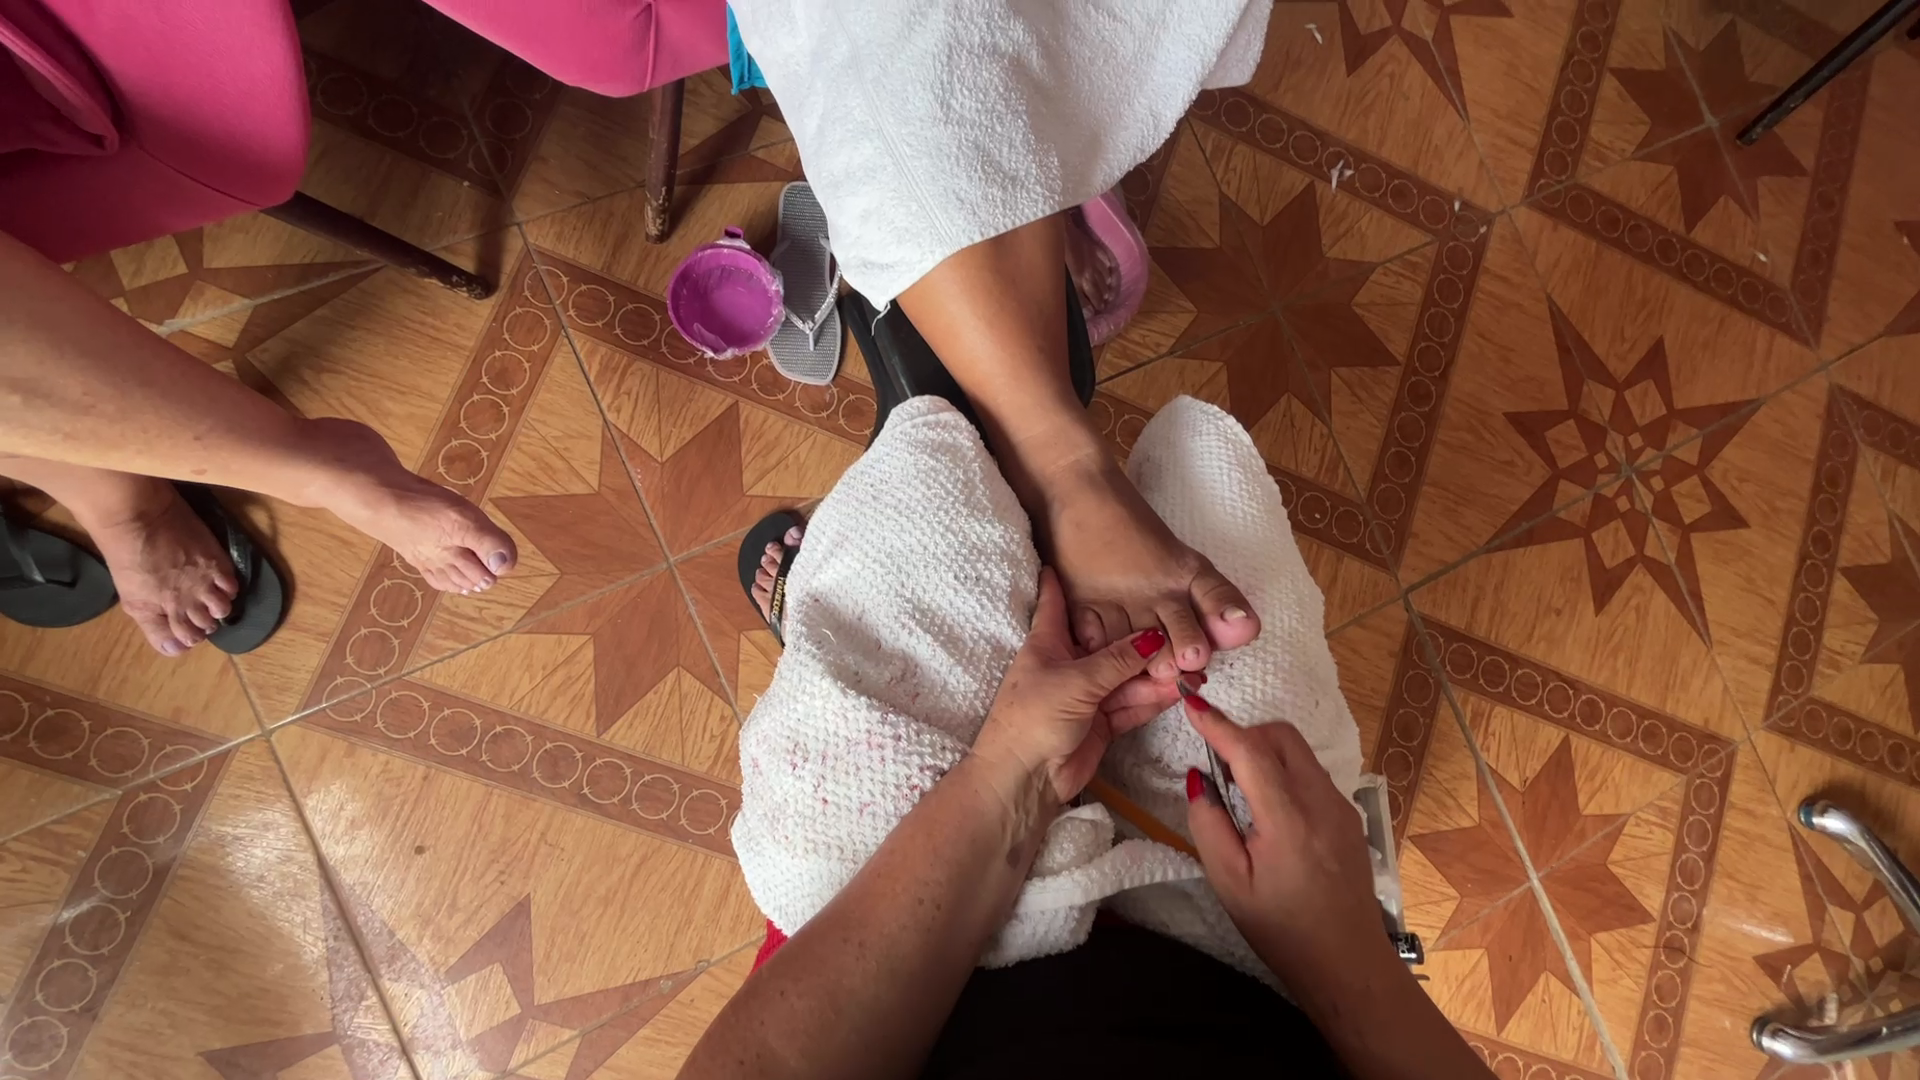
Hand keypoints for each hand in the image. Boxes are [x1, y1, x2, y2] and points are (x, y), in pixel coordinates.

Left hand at [973, 567, 1179, 806]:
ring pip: (1126, 674)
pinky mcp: (1101, 722)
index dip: (1061, 579)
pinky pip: (1131, 703)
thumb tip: (1155, 637)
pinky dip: (1153, 698)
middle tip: (1180, 628)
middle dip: (1141, 637)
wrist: (1023, 779)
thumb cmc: (1033, 717)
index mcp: (1047, 642)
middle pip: (1109, 642)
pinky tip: (1181, 689)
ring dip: (1155, 671)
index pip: (1055, 602)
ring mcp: (1086, 694)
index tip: (1068, 554)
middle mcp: (1068, 663)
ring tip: (1193, 664)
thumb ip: (1118, 660)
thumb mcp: (1076, 681)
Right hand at [1182, 700, 1392, 982]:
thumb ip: (1208, 824)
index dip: (1217, 723)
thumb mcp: (1229, 883)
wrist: (1350, 967)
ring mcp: (1341, 807)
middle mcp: (1322, 802)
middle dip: (1244, 733)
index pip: (1250, 751)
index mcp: (1289, 820)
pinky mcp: (1348, 815)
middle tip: (1218, 764)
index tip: (1190, 702)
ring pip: (1297, 750)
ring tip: (1241, 792)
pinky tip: (1268, 809)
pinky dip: (1281, 770)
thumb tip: (1199, 777)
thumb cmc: (1282, 930)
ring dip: (1263, 751)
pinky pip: (1309, 771)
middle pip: (1280, 736)